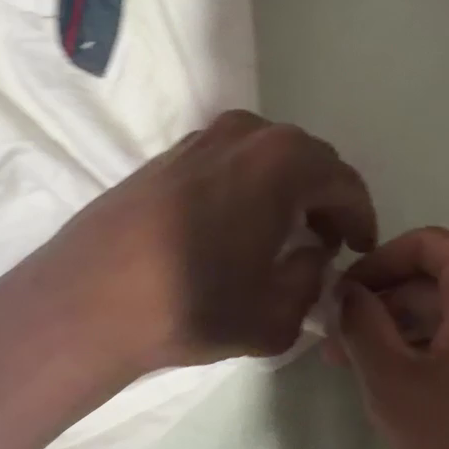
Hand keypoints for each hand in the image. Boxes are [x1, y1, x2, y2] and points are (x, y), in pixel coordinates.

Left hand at [0, 111, 375, 392]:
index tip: (359, 248)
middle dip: (323, 198)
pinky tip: (233, 225)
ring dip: (284, 188)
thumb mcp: (277, 315)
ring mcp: (201, 138)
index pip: (344, 182)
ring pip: (264, 156)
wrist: (88, 300)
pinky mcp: (166, 155)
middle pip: (306, 160)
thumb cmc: (194, 305)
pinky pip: (228, 161)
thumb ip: (310, 279)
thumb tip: (309, 256)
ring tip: (280, 232)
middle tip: (325, 240)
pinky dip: (246, 185)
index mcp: (284, 161)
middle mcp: (246, 133)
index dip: (360, 218)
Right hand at [332, 227, 448, 448]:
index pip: (422, 245)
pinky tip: (406, 377)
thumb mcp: (392, 382)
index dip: (372, 267)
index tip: (336, 300)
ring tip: (362, 364)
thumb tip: (343, 292)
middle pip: (441, 273)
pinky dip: (443, 342)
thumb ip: (360, 323)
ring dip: (410, 327)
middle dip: (386, 304)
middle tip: (339, 341)